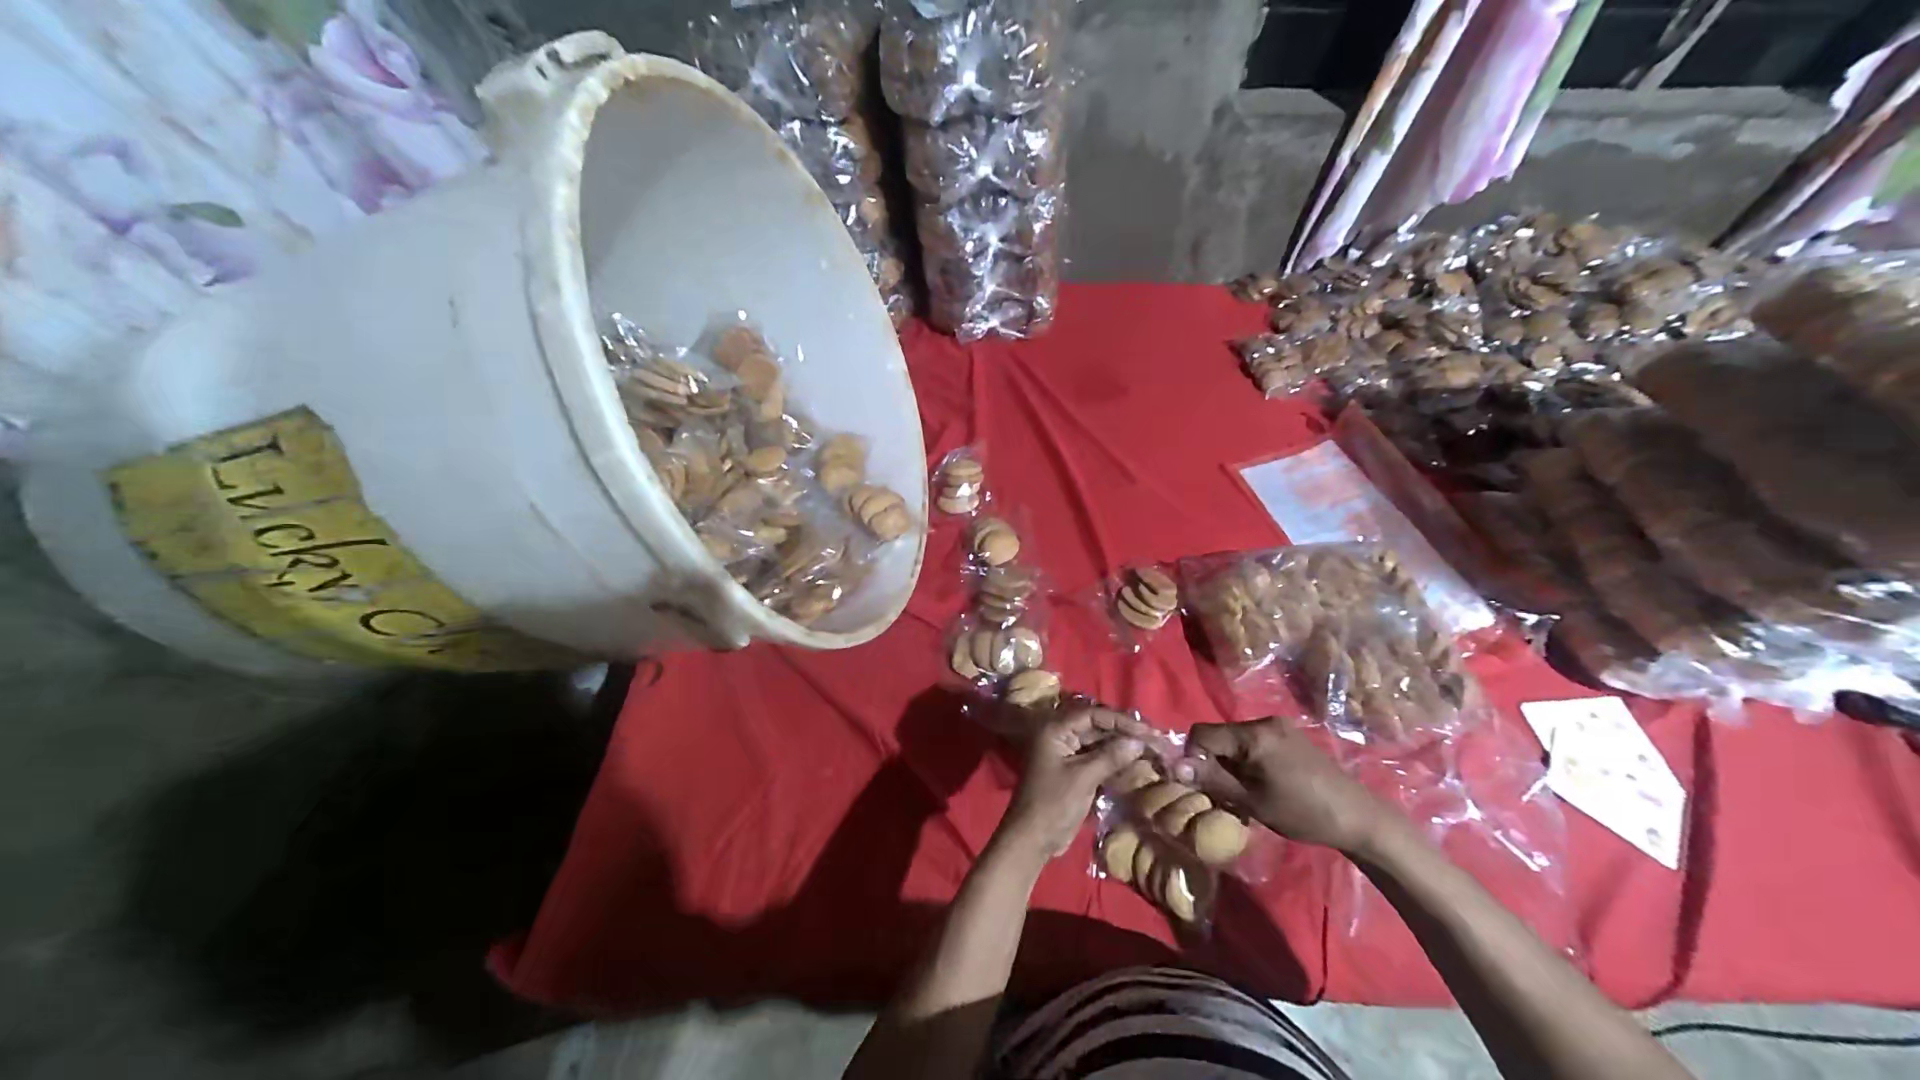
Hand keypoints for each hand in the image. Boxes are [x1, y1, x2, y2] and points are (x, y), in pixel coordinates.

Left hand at [996, 704, 1148, 862]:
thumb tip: (1139, 741)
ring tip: (1151, 748)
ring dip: (1122, 744)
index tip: (1148, 731)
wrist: (1033, 838)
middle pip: (1097, 726)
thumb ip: (1111, 756)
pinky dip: (1115, 758)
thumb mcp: (1084, 777)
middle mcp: (1060, 735)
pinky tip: (1136, 761)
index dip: (1121, 721)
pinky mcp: (1073, 769)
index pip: (1092, 715)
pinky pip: (1097, 756)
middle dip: (1125, 731)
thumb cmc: (1054, 803)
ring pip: (1099, 741)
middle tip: (1155, 738)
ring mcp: (1066, 752)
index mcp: (1055, 729)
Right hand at [1174, 718, 1391, 854]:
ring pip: (1236, 739)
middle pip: (1219, 735)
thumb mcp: (1252, 801)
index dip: (1193, 757)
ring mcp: (1279, 726)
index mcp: (1253, 735)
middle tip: (1224, 792)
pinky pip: (1254, 741)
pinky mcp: (1290, 735)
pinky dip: (1248, 759)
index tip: (1204, 784)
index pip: (1201, 733)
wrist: (1358, 816)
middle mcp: (1263, 722)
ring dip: (1231, 761)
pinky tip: (1263, 783)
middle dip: (1214, 761)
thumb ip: (1213, 780)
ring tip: (1245, 791)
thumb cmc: (1303, 812)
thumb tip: (1176, 766)